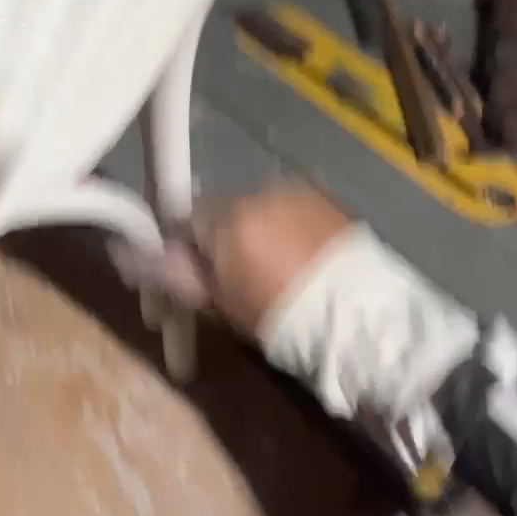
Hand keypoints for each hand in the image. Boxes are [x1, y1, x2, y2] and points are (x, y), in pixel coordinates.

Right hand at [191, 182, 353, 331]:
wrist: (365, 323)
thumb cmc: (286, 322)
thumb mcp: (225, 307)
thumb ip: (184, 277)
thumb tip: (151, 259)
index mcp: (227, 220)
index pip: (188, 217)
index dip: (191, 243)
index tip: (199, 267)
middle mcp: (257, 194)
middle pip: (225, 209)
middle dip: (228, 234)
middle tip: (241, 271)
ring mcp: (296, 192)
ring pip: (261, 207)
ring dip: (262, 227)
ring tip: (280, 264)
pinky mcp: (328, 198)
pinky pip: (294, 207)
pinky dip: (292, 224)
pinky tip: (305, 254)